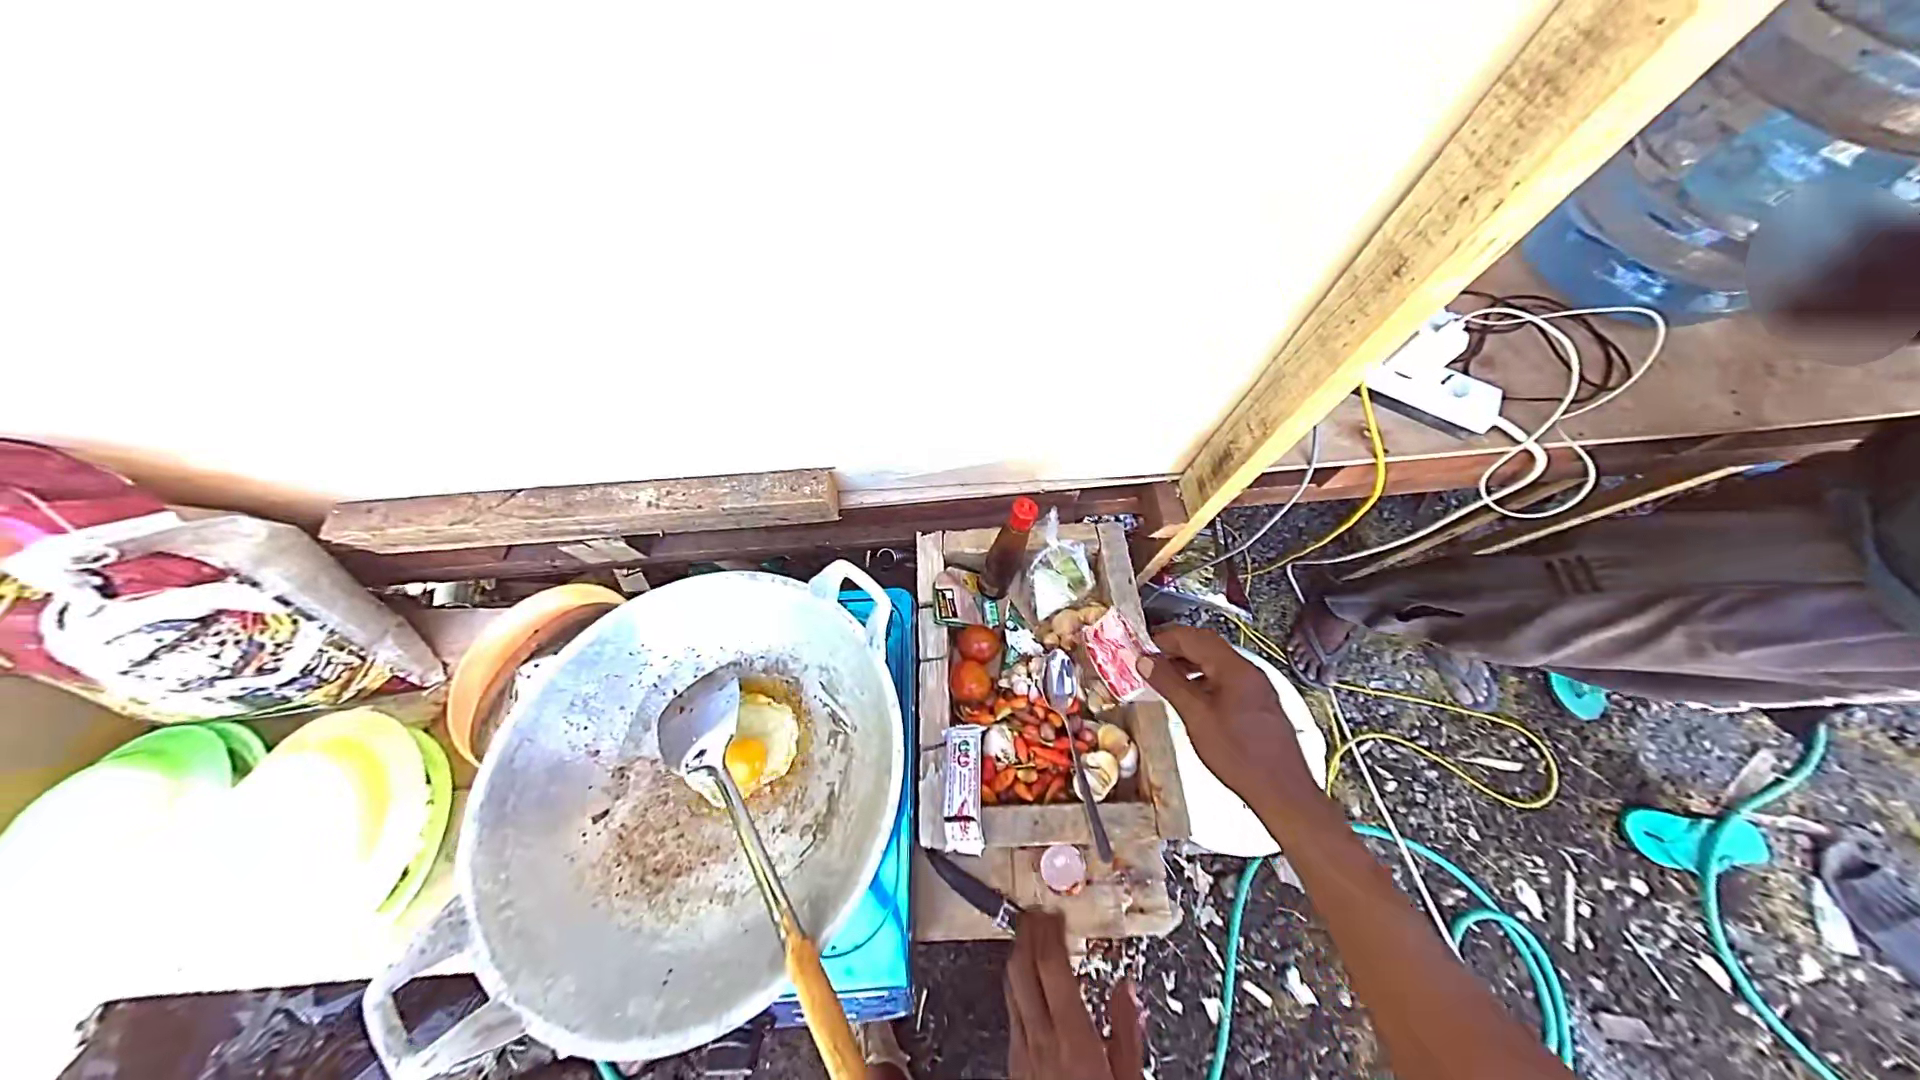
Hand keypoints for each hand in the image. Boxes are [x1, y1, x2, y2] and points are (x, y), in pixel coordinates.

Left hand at [1004, 911, 1143, 1079]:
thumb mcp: (1127, 1078)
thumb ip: (1126, 1031)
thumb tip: (1127, 988)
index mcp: (1073, 1039)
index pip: (1051, 967)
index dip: (1049, 933)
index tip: (1054, 913)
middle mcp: (1041, 1039)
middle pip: (1022, 968)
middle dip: (1028, 933)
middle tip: (1037, 912)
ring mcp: (1021, 1049)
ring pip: (1011, 985)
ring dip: (1019, 953)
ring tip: (1030, 934)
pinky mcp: (1012, 1060)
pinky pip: (1010, 1008)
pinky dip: (1017, 982)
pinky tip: (1027, 977)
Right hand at [1136, 626, 1318, 808]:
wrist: (1281, 790)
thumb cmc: (1239, 755)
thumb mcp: (1195, 717)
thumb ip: (1170, 684)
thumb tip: (1146, 661)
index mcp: (1234, 669)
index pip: (1193, 637)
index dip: (1164, 638)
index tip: (1141, 646)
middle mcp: (1248, 671)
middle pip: (1206, 645)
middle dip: (1175, 648)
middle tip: (1149, 659)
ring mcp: (1256, 686)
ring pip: (1216, 662)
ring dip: (1188, 663)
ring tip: (1164, 676)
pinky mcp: (1258, 702)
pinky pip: (1225, 678)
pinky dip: (1203, 678)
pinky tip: (1190, 695)